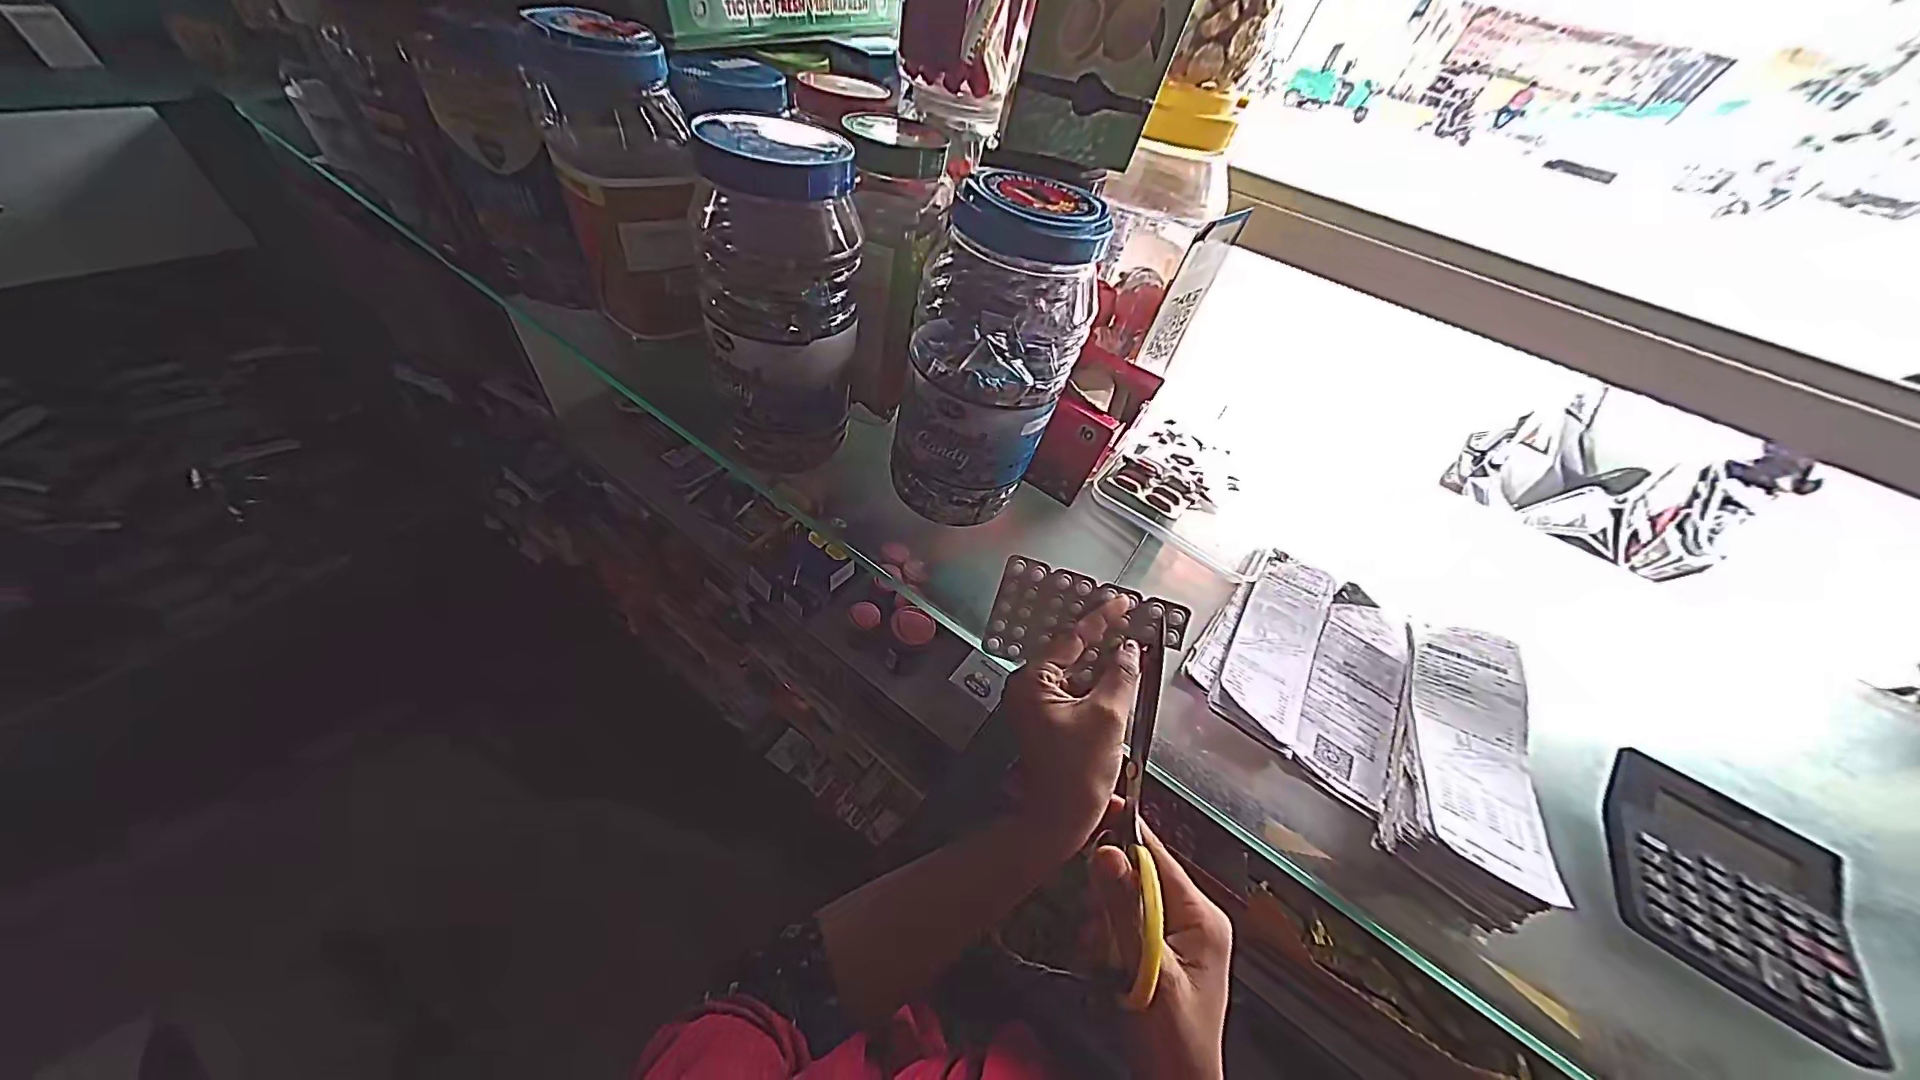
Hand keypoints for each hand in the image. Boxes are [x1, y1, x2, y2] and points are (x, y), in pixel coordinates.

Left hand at [1001, 596, 1138, 848]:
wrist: (1060, 819)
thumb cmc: (1078, 773)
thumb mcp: (1108, 717)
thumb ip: (1121, 675)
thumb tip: (1130, 649)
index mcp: (1032, 682)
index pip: (1070, 639)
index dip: (1101, 619)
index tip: (1123, 603)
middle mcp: (1027, 688)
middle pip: (1070, 652)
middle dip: (1101, 637)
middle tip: (1130, 620)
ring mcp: (1035, 703)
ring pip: (1074, 671)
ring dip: (1101, 660)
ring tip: (1129, 644)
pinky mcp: (1047, 718)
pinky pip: (1074, 689)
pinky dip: (1096, 681)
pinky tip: (1118, 674)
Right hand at [1091, 819, 1232, 1079]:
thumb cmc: (1173, 1042)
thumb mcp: (1147, 972)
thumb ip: (1124, 911)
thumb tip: (1107, 852)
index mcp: (1201, 915)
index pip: (1157, 854)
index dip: (1124, 831)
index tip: (1094, 809)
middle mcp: (1190, 914)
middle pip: (1137, 873)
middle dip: (1108, 895)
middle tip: (1096, 927)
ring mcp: (1174, 929)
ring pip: (1123, 895)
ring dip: (1102, 920)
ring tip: (1101, 955)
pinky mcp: (1156, 944)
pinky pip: (1121, 918)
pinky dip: (1104, 934)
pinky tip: (1102, 960)